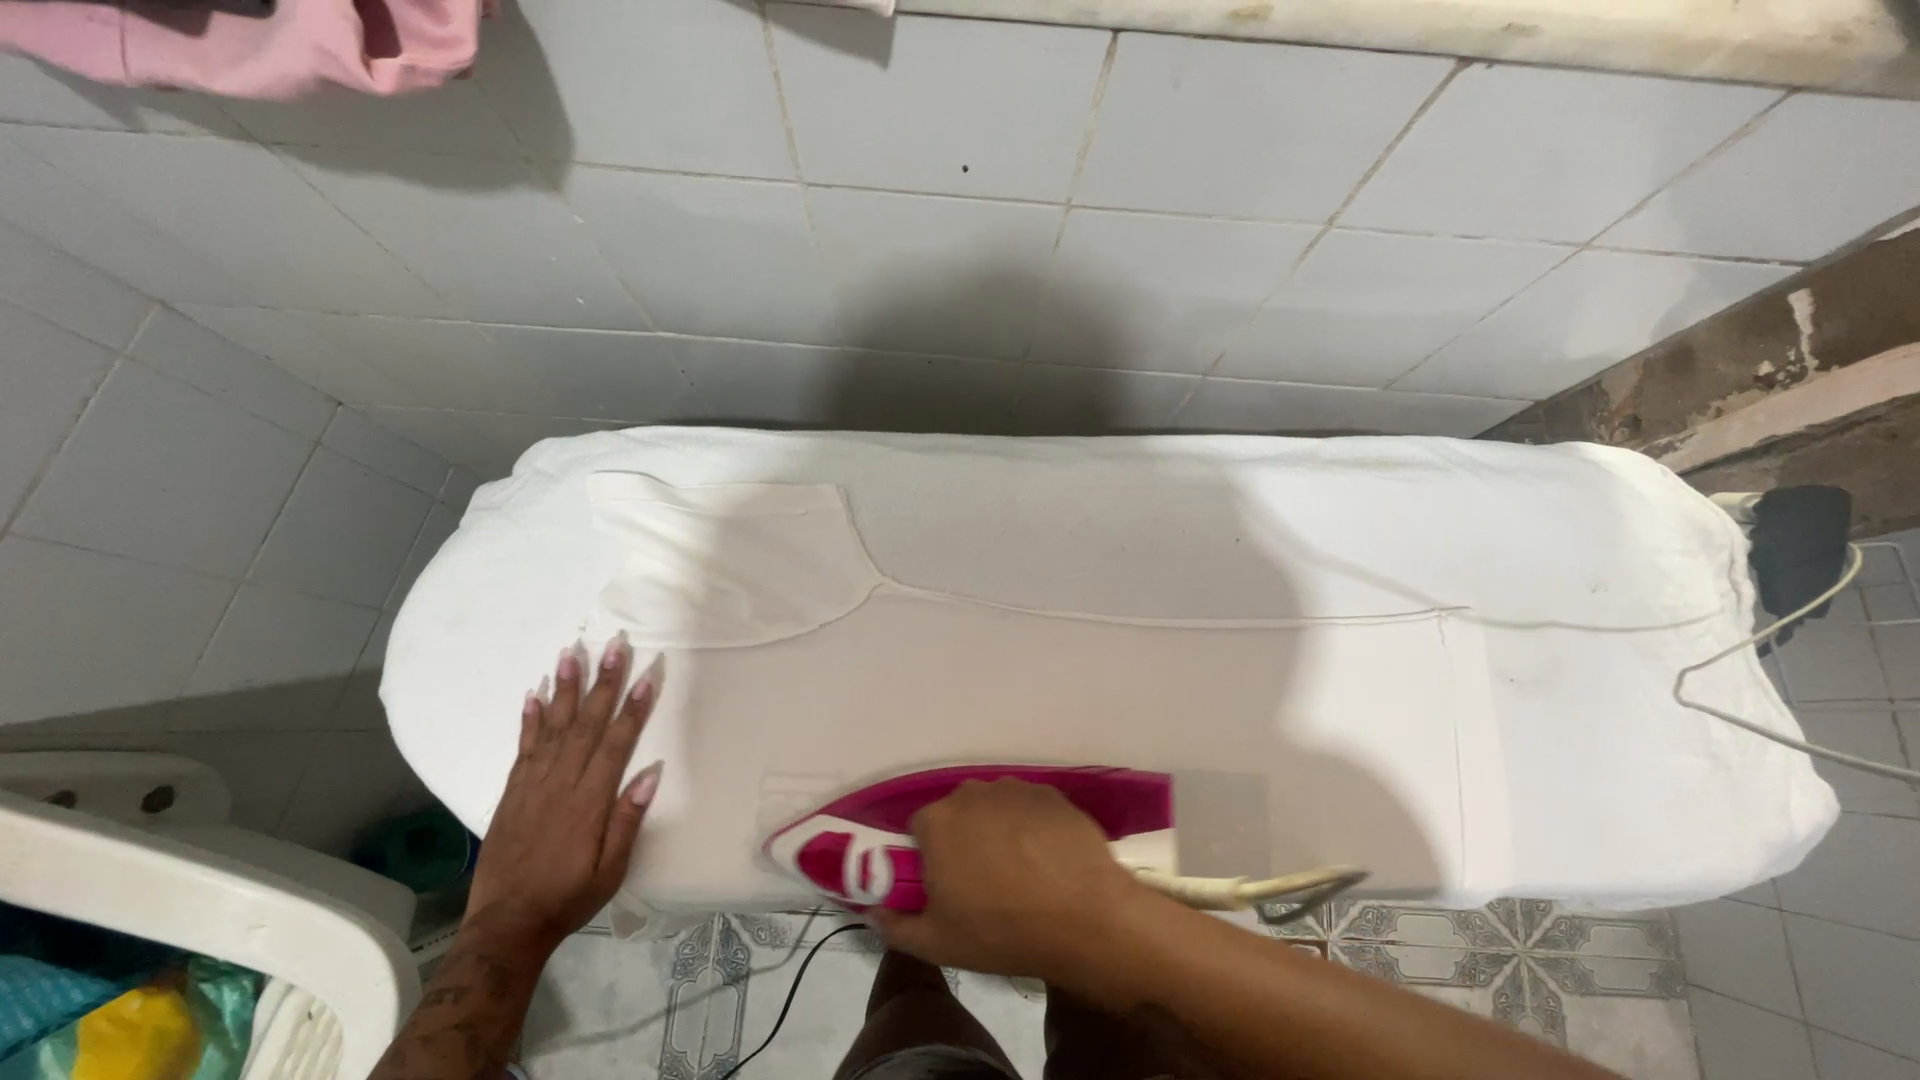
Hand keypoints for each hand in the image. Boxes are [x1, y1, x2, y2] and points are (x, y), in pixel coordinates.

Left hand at [462, 633, 661, 952]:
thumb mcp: (612, 869)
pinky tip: (535, 694)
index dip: (632, 709)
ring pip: (554, 726)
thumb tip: (652, 772)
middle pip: (586, 724)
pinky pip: (523, 746)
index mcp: (589, 802)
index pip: (616, 744)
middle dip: (602, 683)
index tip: (646, 676)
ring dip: (564, 688)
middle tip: (612, 646)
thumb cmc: (569, 897)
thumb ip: (627, 819)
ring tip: (571, 653)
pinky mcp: (512, 792)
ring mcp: (532, 785)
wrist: (507, 925)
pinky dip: (530, 718)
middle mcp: (560, 784)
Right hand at [868, 779, 1156, 987]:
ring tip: (1021, 874)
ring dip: (998, 832)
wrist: (1086, 918)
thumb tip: (871, 912)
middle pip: (957, 815)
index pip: (919, 831)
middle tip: (982, 883)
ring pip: (994, 809)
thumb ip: (894, 926)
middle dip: (963, 842)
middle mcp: (972, 793)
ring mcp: (1016, 789)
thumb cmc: (1002, 931)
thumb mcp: (937, 944)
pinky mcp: (1052, 794)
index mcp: (937, 822)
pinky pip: (1030, 809)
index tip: (946, 886)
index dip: (930, 859)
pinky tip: (1048, 861)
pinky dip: (1032, 829)